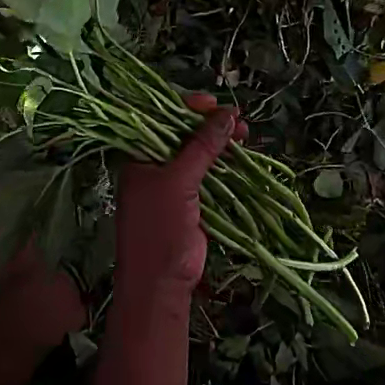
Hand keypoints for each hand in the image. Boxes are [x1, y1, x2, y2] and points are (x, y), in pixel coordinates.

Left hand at [115, 93, 245, 291]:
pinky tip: (244, 156)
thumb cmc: (158, 227)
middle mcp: (153, 165)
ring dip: (222, 143)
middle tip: (238, 119)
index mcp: (138, 156)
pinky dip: (226, 164)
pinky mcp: (191, 199)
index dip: (186, 107)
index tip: (213, 103)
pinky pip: (210, 174)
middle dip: (210, 125)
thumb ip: (202, 146)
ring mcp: (173, 183)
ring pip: (200, 154)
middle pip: (184, 134)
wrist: (160, 281)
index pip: (160, 119)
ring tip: (246, 134)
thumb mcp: (178, 181)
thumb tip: (226, 114)